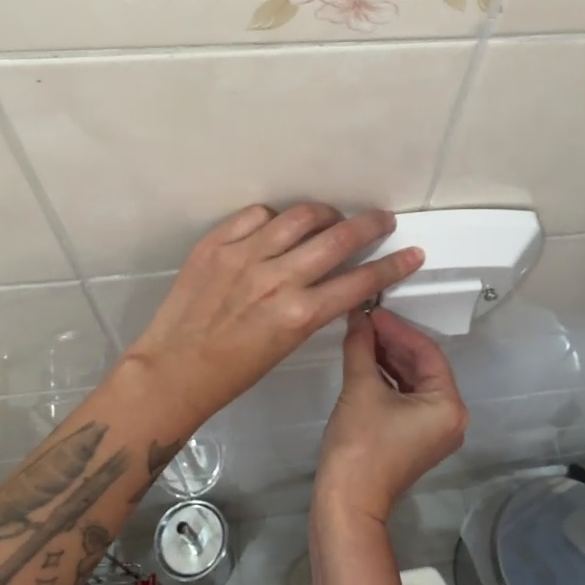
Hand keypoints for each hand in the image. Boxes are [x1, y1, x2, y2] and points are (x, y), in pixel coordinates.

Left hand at [121, 204, 424, 431]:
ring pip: (301, 216)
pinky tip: (278, 226)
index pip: (360, 280)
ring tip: (331, 218)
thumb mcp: (287, 344)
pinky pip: (258, 214)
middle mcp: (278, 279)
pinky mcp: (217, 244)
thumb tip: (332, 278)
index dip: (392, 265)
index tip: (411, 253)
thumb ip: (313, 306)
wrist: (173, 371)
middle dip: (370, 225)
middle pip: (339, 237)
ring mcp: (245, 256)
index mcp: (299, 314)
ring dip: (325, 214)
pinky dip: (276, 218)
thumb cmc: (233, 370)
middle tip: (381, 220)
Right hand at [315, 309, 467, 523]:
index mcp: (448, 404)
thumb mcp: (360, 388)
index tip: (373, 311)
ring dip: (388, 358)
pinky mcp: (416, 437)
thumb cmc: (360, 445)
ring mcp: (434, 430)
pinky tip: (366, 360)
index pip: (426, 352)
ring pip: (413, 380)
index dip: (398, 328)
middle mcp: (450, 416)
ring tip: (362, 336)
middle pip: (422, 365)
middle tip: (365, 321)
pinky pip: (407, 397)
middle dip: (393, 342)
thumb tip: (357, 316)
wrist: (347, 503)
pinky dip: (388, 379)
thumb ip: (361, 347)